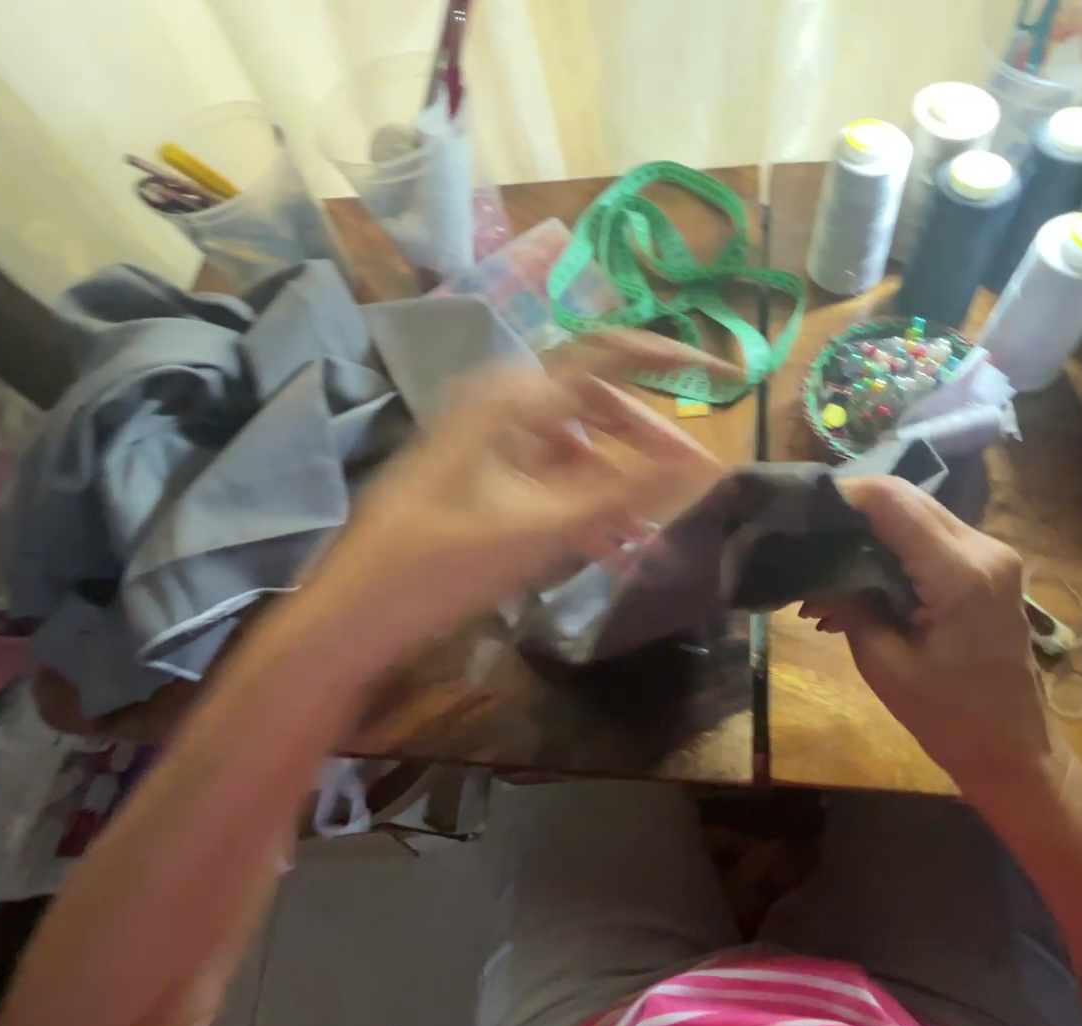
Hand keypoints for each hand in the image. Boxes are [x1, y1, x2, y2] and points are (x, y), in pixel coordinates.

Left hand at [293, 333, 728, 667]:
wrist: (355, 615)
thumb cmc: (437, 567)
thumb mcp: (537, 531)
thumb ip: (623, 494)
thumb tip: (700, 463)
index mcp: (509, 401)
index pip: (605, 354)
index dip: (669, 358)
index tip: (726, 377)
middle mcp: (502, 409)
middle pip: (598, 405)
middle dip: (649, 442)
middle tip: (695, 485)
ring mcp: (492, 446)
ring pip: (579, 448)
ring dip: (620, 483)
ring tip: (655, 532)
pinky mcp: (487, 481)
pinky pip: (554, 479)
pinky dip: (587, 505)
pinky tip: (612, 546)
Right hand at [800, 476, 1071, 796]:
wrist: (1012, 749)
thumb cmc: (947, 716)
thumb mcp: (883, 662)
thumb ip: (851, 601)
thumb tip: (817, 564)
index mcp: (960, 573)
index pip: (891, 500)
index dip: (842, 497)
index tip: (800, 515)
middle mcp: (983, 549)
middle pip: (904, 498)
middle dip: (850, 515)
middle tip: (804, 543)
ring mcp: (990, 555)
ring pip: (915, 514)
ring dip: (867, 535)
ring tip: (823, 577)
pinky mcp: (986, 567)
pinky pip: (929, 539)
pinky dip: (890, 552)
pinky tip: (857, 586)